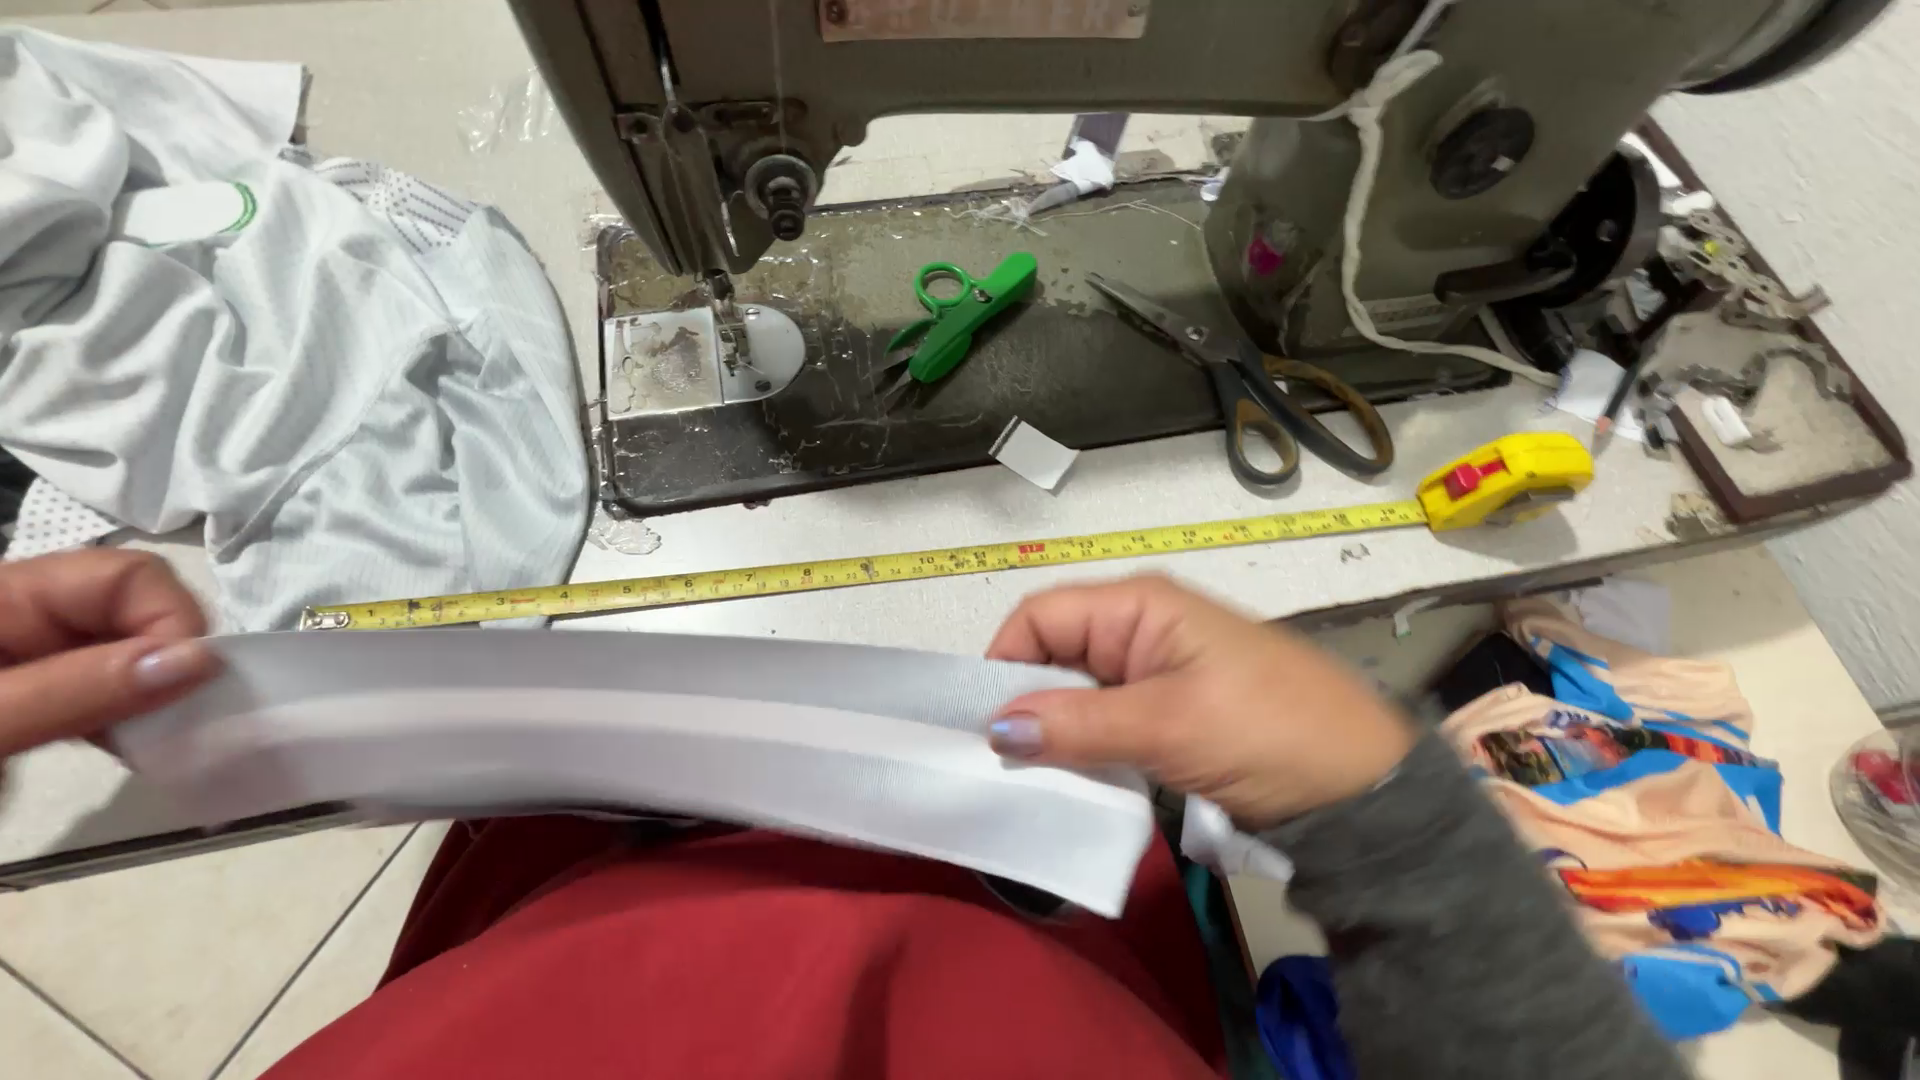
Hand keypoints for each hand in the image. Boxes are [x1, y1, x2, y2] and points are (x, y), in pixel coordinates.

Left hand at [0, 550, 220, 756]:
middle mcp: (26, 612)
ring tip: (145, 740)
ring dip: (156, 693)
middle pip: (140, 609)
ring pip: (134, 650)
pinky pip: (110, 684)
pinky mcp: (39, 692)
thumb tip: (204, 660)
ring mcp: (32, 654)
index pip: (129, 576)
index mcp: (3, 595)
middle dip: (169, 661)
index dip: (173, 621)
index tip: (183, 687)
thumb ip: (76, 690)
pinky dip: (134, 712)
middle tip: (166, 723)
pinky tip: (125, 742)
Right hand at [985, 575, 1414, 828]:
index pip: (1041, 616)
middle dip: (1025, 699)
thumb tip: (995, 727)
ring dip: (1053, 726)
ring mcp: (1152, 669)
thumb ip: (1078, 723)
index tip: (984, 725)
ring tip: (1031, 773)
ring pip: (1074, 689)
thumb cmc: (1267, 730)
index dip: (1004, 661)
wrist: (1362, 786)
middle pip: (1053, 651)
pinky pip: (1103, 717)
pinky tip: (1073, 774)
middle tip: (1001, 760)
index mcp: (1138, 605)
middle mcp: (1138, 626)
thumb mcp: (1167, 725)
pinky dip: (1083, 743)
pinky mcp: (1164, 709)